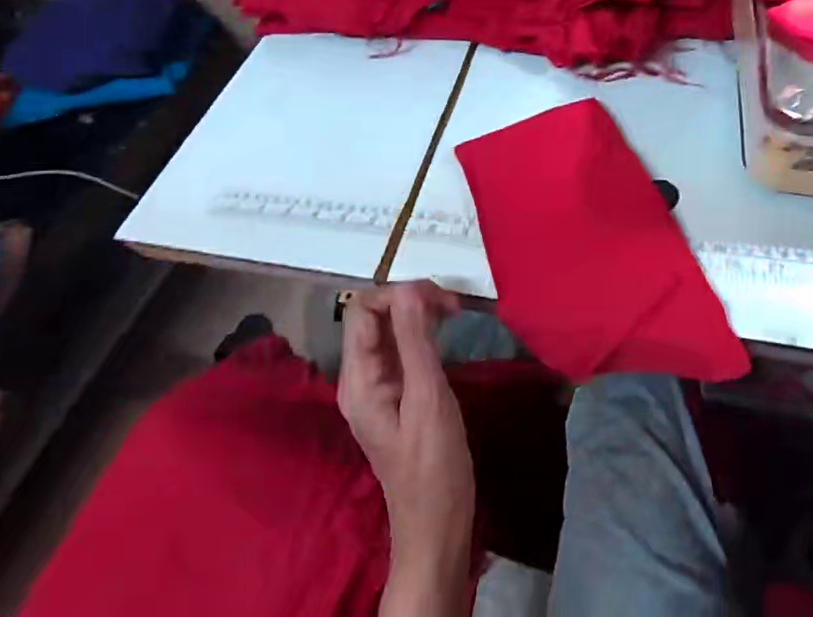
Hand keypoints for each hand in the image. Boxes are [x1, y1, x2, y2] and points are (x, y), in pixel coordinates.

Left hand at [338, 281, 472, 613]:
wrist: (437, 523)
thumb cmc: (433, 466)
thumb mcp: (428, 400)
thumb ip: (417, 343)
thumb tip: (410, 289)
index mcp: (359, 380)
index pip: (362, 309)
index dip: (399, 293)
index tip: (442, 300)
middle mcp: (361, 377)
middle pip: (374, 315)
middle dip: (410, 298)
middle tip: (453, 305)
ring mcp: (378, 385)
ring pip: (389, 328)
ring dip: (418, 312)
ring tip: (454, 312)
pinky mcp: (397, 392)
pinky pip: (402, 347)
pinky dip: (423, 331)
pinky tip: (446, 332)